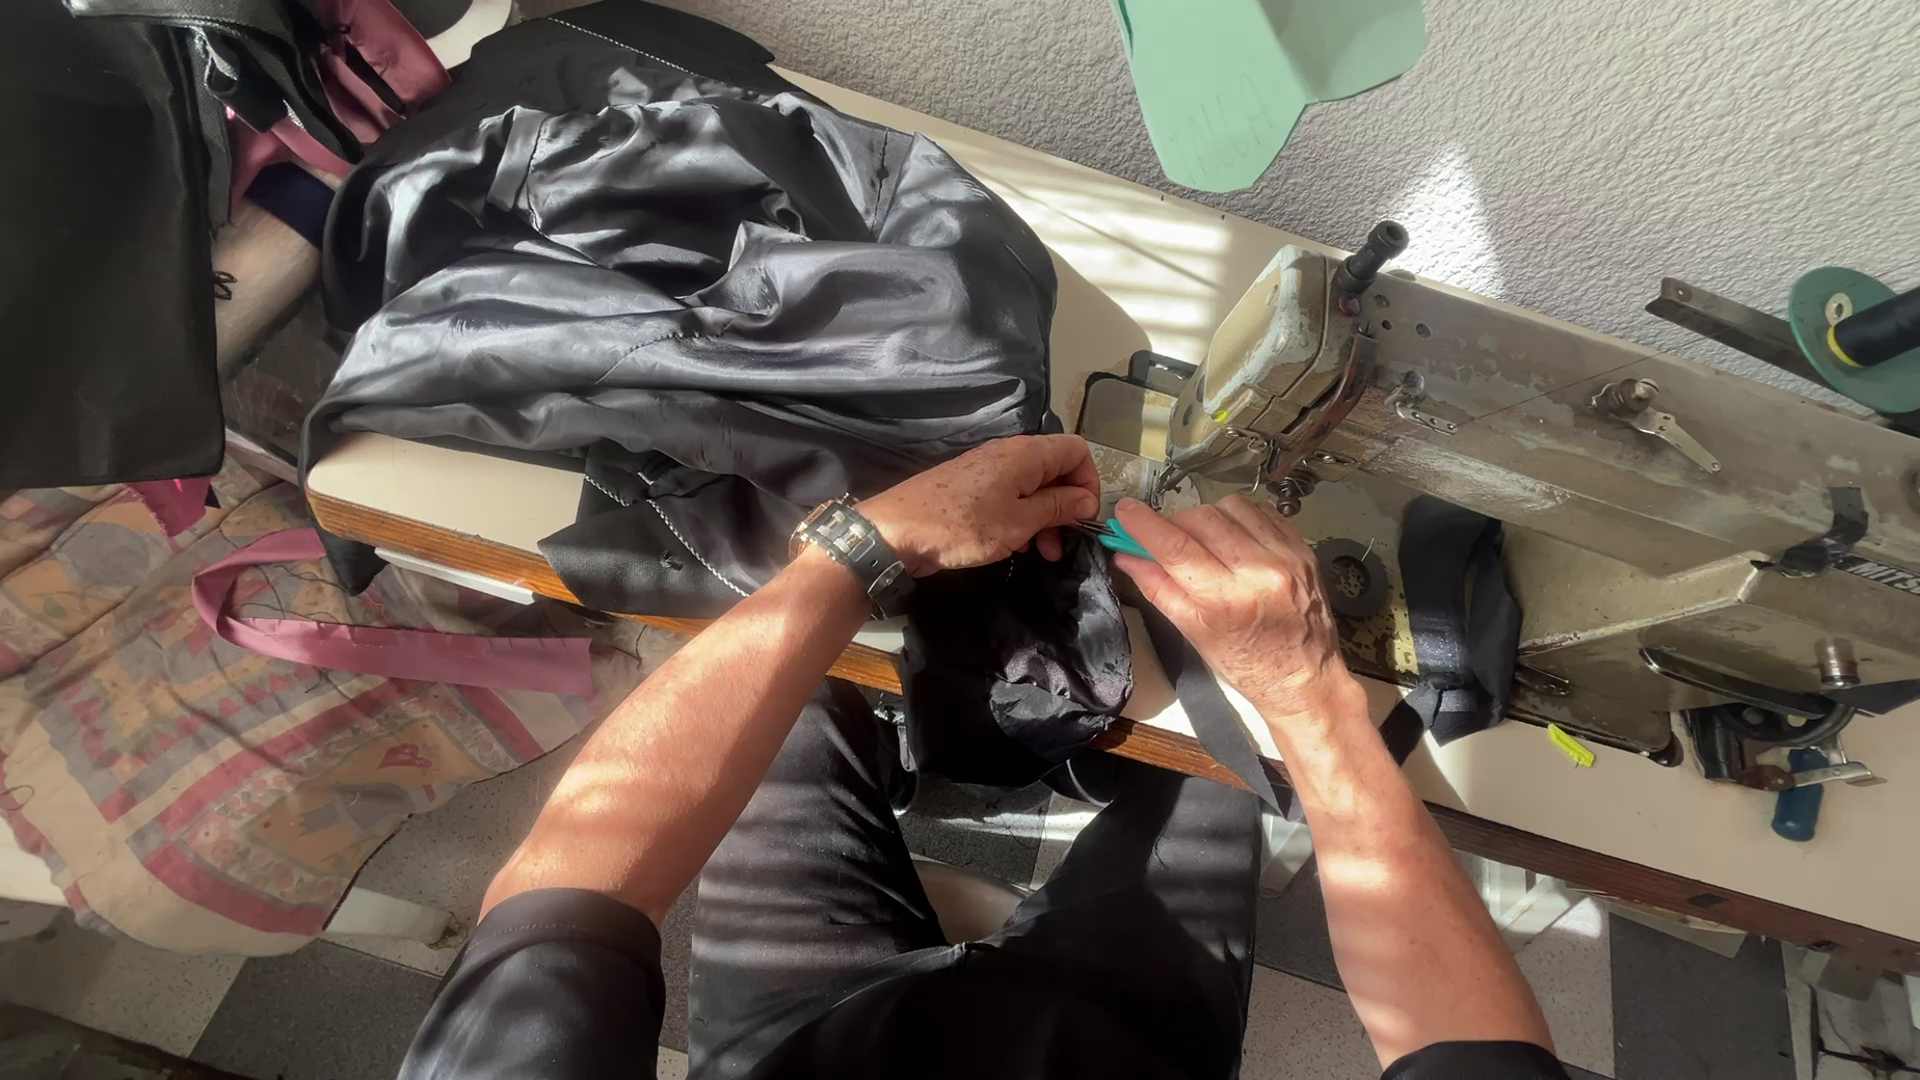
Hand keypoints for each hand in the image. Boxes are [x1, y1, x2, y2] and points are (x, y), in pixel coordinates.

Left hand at [861, 435, 1100, 575]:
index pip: (1076, 450)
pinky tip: (1013, 546)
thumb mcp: (1019, 522)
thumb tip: (1086, 498)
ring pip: (1033, 488)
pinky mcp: (972, 490)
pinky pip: (1010, 499)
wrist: (897, 532)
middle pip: (1056, 470)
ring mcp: (988, 472)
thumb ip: (1056, 507)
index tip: (1084, 517)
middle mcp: (1009, 455)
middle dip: (1066, 506)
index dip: (1088, 481)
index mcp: (1025, 454)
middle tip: (1062, 544)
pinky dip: (1020, 520)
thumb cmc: (962, 526)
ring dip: (1043, 519)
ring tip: (1040, 552)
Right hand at [1112, 494, 1362, 723]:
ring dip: (1205, 517)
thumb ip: (1156, 587)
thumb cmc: (1242, 663)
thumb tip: (1124, 555)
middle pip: (1200, 519)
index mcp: (1226, 600)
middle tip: (1165, 540)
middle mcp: (1259, 572)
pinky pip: (1260, 511)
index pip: (1175, 548)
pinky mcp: (1302, 548)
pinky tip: (1230, 538)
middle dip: (1174, 523)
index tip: (1124, 509)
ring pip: (1229, 507)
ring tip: (1202, 541)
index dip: (1144, 524)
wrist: (1303, 678)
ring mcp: (1286, 556)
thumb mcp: (1191, 631)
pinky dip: (1236, 518)